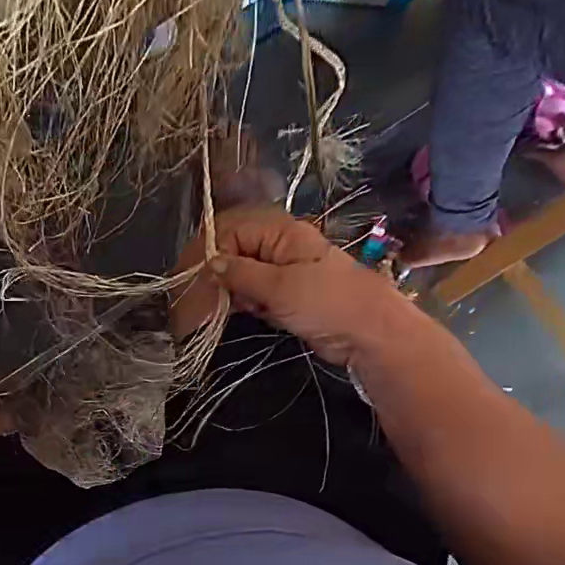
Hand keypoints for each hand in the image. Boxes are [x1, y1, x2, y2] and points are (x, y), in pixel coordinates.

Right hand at [176, 204, 415, 365]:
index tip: (194, 279)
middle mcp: (279, 246)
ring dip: (228, 290)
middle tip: (198, 296)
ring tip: (219, 308)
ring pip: (241, 273)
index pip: (231, 230)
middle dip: (215, 272)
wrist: (370, 334)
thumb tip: (211, 263)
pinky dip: (242, 302)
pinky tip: (239, 313)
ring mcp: (282, 271)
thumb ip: (242, 273)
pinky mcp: (285, 295)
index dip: (209, 252)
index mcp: (280, 233)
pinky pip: (253, 292)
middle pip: (233, 250)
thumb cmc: (328, 303)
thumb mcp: (280, 286)